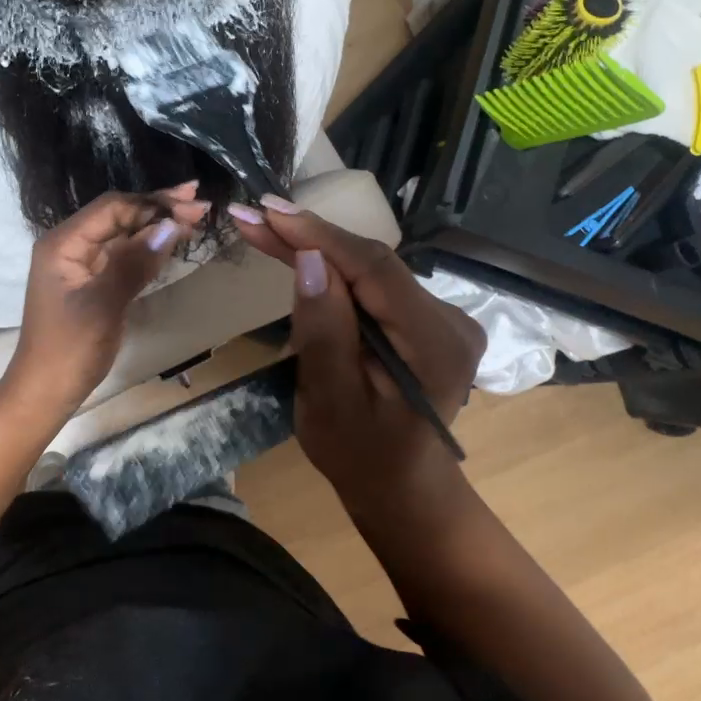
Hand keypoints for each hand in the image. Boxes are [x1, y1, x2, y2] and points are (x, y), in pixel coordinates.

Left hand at [5, 186, 208, 407]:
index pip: (111, 208)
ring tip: (195, 216)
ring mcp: (79, 263)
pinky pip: (121, 254)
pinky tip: (171, 240)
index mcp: (63, 243)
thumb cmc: (70, 347)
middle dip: (157, 208)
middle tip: (200, 202)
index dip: (151, 204)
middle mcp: (69, 245)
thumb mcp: (103, 304)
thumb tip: (170, 226)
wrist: (46, 389)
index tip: (190, 206)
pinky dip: (146, 247)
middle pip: (117, 215)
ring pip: (122, 233)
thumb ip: (135, 263)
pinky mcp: (91, 281)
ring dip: (156, 225)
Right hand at [230, 199, 484, 505]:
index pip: (373, 268)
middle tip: (250, 213)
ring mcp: (440, 318)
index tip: (265, 211)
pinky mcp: (422, 320)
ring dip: (313, 249)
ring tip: (261, 228)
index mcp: (435, 342)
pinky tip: (294, 253)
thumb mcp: (329, 399)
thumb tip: (307, 260)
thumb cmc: (360, 455)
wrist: (402, 490)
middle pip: (369, 263)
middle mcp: (449, 319)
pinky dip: (330, 271)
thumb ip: (323, 329)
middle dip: (306, 236)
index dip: (317, 234)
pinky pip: (370, 285)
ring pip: (366, 269)